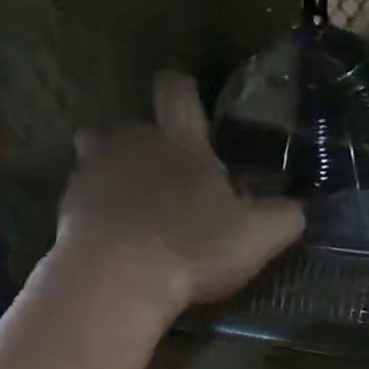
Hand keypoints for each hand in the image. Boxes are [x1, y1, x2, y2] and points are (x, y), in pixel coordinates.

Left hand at [55, 72, 303, 309]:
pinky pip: (80, 198)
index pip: (177, 91)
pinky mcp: (68, 207)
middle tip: (160, 178)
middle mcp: (131, 144)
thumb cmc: (192, 247)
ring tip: (126, 203)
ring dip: (108, 169)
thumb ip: (284, 218)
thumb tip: (300, 209)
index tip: (188, 104)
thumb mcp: (256, 236)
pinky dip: (92, 211)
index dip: (183, 91)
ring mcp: (92, 173)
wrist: (119, 277)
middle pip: (129, 124)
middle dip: (142, 142)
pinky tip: (106, 238)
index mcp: (178, 142)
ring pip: (94, 153)